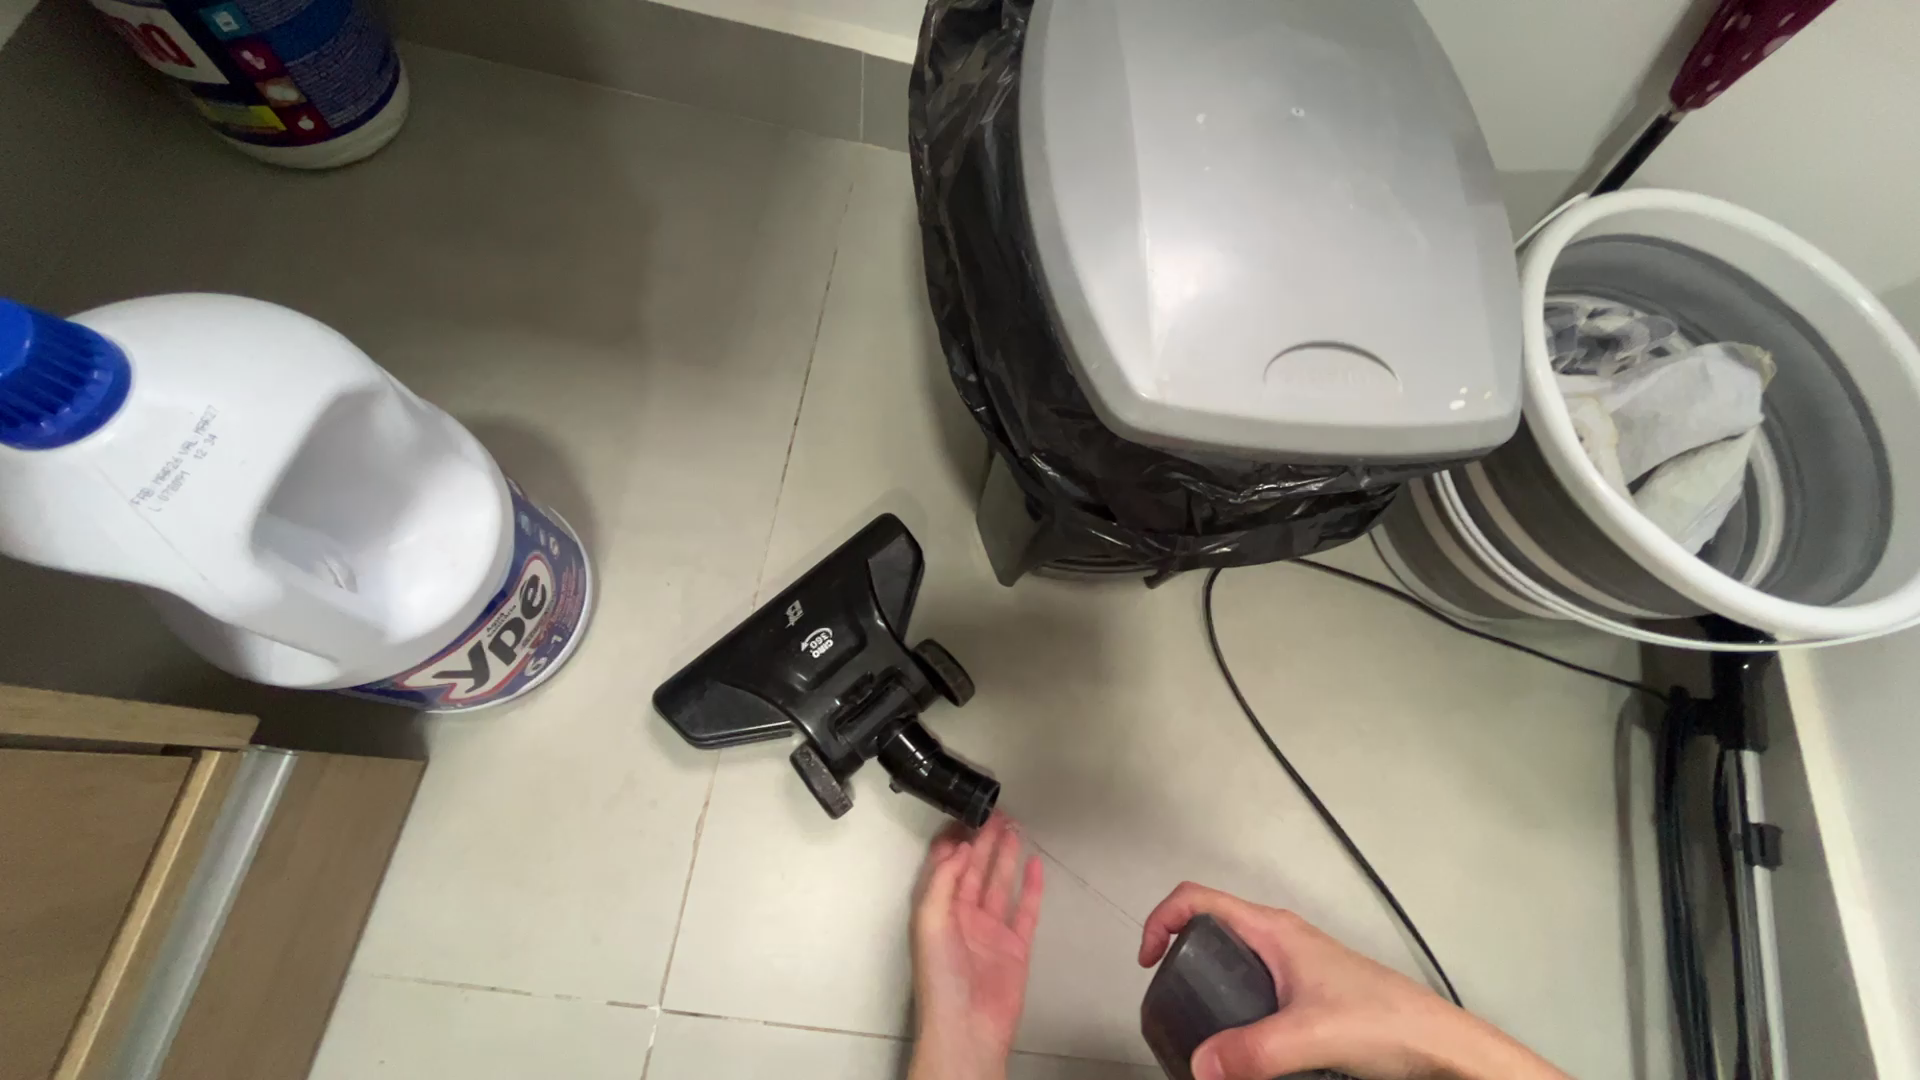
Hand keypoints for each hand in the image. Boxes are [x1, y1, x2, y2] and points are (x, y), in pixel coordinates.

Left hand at [907, 815, 1044, 1079]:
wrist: (968, 1028)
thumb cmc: (941, 976)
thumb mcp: (930, 920)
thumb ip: (943, 880)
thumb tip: (959, 848)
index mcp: (939, 909)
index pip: (947, 866)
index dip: (957, 840)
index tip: (967, 814)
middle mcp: (965, 915)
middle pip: (976, 868)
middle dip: (985, 840)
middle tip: (997, 814)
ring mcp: (992, 929)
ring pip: (1000, 882)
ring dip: (1007, 856)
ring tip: (1015, 828)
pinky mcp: (1016, 945)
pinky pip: (1025, 909)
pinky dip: (1032, 887)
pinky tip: (1036, 864)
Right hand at [1139, 883, 1569, 1079]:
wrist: (1443, 1045)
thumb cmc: (1381, 1021)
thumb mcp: (1311, 1037)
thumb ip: (1255, 1052)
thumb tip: (1200, 1067)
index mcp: (1271, 928)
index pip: (1196, 899)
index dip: (1161, 919)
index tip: (1148, 961)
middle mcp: (1278, 934)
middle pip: (1210, 921)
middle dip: (1179, 946)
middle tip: (1168, 989)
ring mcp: (1294, 958)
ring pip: (1233, 949)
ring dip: (1206, 971)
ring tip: (1198, 1014)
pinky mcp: (1308, 984)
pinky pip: (1252, 975)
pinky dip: (1231, 993)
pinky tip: (1240, 1032)